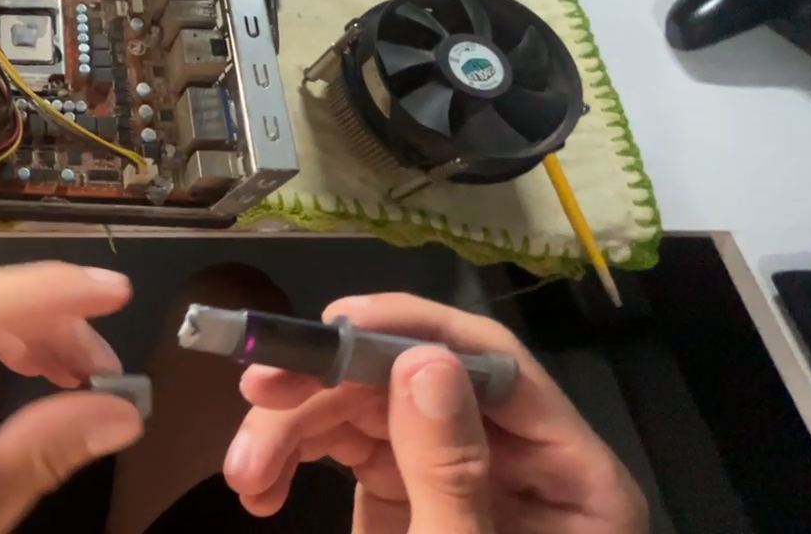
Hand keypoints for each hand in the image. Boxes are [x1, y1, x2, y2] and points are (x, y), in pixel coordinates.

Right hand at [224, 293, 647, 532]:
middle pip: (402, 375)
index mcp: (567, 472)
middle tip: (255, 392)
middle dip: (319, 387)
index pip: (491, 363)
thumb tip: (422, 360)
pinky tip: (259, 485)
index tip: (332, 326)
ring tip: (244, 474)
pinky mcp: (400, 480)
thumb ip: (451, 473)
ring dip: (287, 426)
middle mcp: (507, 451)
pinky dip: (289, 451)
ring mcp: (448, 462)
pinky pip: (337, 437)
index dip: (409, 328)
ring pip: (355, 401)